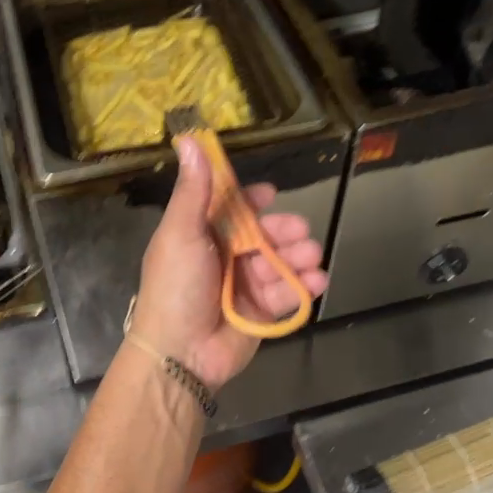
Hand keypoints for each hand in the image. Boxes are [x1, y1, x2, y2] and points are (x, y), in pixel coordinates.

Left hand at [131, 136, 328, 389]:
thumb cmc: (175, 287)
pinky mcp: (262, 313)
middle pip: (263, 234)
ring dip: (300, 255)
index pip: (229, 208)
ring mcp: (244, 285)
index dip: (250, 199)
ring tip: (312, 256)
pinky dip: (306, 284)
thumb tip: (188, 140)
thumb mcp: (180, 232)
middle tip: (300, 231)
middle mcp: (223, 257)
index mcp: (199, 235)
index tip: (270, 194)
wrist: (180, 353)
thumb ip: (193, 190)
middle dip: (284, 229)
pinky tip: (317, 279)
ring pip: (281, 261)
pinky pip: (289, 293)